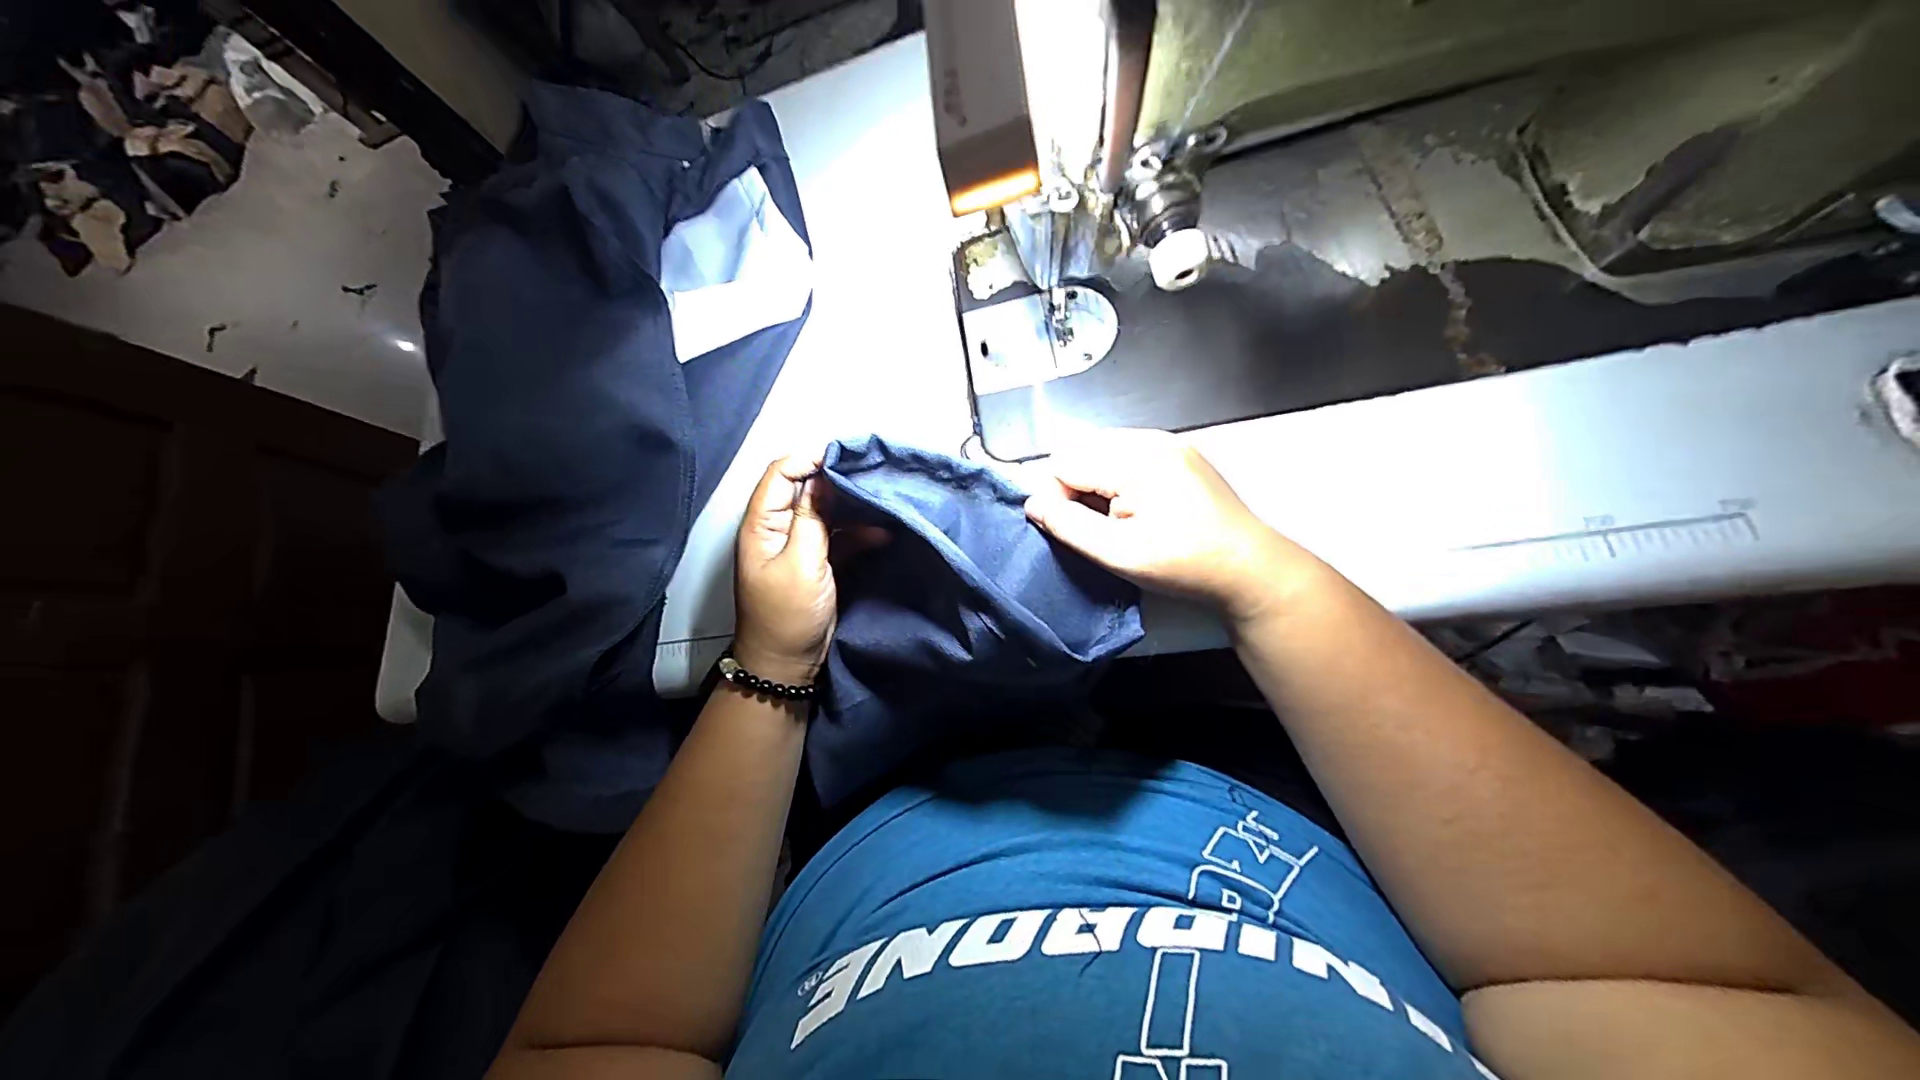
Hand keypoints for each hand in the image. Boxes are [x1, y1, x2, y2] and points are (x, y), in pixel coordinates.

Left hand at [731, 452, 885, 686]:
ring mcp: (799, 544)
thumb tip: (822, 477)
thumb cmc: (787, 616)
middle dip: (836, 479)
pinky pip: (839, 535)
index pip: (781, 474)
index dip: (809, 459)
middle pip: (805, 488)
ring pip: (826, 510)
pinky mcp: (818, 561)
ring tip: (883, 499)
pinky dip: (859, 531)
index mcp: (762, 524)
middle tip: (871, 473)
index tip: (845, 456)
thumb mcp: (802, 563)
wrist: (787, 664)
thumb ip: (812, 518)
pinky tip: (882, 531)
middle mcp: (778, 528)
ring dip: (852, 506)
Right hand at [1023, 429, 1326, 625]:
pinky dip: (1118, 478)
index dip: (1058, 499)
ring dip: (1096, 483)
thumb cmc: (1184, 563)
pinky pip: (1126, 454)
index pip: (1061, 463)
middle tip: (1101, 527)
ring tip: (1121, 519)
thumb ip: (1067, 526)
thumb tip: (1033, 505)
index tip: (1078, 531)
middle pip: (1079, 451)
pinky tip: (1137, 508)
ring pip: (1100, 451)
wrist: (1248, 567)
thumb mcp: (1117, 554)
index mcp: (1134, 459)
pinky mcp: (1177, 451)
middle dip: (1076, 488)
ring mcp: (1166, 441)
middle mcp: (1149, 439)